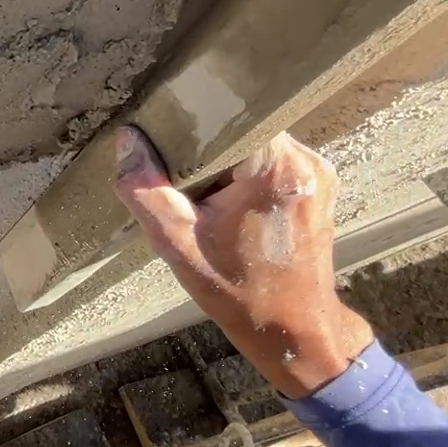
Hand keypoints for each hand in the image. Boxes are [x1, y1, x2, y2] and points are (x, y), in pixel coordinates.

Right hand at [112, 127, 373, 397]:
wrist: (295, 332)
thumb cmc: (238, 290)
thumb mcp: (174, 242)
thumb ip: (144, 188)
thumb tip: (128, 139)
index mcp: (274, 168)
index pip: (227, 114)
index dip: (192, 123)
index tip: (168, 143)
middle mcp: (305, 162)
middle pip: (240, 127)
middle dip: (205, 147)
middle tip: (181, 178)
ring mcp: (319, 173)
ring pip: (253, 143)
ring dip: (224, 161)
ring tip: (202, 195)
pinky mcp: (320, 186)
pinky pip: (270, 160)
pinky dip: (244, 174)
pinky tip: (226, 204)